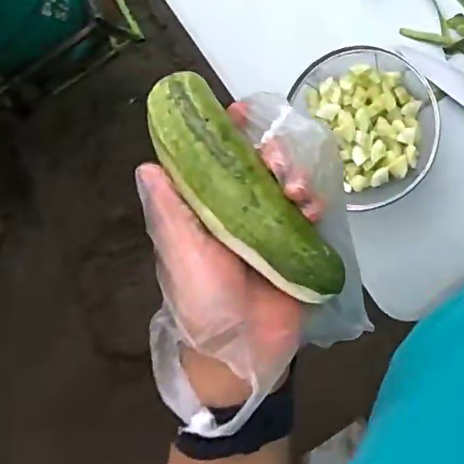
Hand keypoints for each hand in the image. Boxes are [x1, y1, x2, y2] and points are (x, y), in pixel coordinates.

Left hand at [138, 102, 317, 407]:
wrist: (243, 353)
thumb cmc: (203, 302)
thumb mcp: (181, 254)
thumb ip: (171, 211)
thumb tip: (148, 164)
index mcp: (207, 211)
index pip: (217, 162)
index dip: (228, 133)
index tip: (241, 110)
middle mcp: (240, 212)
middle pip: (259, 166)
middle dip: (271, 153)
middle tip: (276, 159)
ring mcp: (272, 227)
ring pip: (288, 184)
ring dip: (295, 176)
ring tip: (296, 192)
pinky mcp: (299, 244)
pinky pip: (311, 212)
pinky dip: (314, 204)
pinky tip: (312, 211)